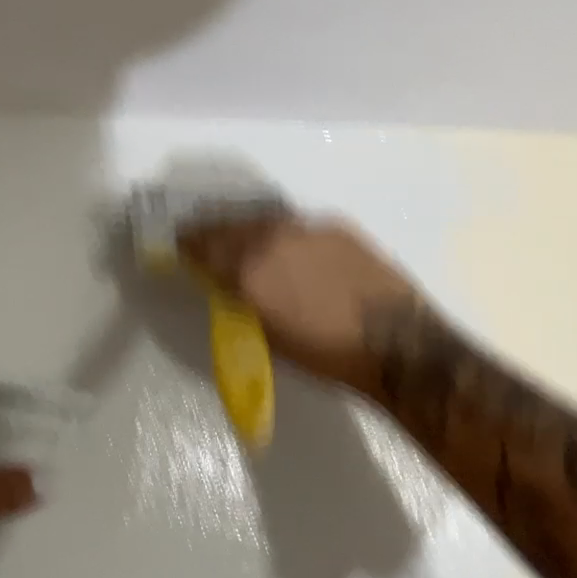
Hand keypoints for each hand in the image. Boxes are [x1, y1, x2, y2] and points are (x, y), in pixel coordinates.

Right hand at [178, 216, 424, 393]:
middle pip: (228, 227)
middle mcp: (270, 240)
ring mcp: (304, 228)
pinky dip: (282, 233)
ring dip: (245, 228)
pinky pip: (296, 225)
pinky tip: (288, 247)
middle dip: (211, 232)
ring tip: (241, 237)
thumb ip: (244, 302)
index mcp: (248, 272)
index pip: (203, 249)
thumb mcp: (270, 337)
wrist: (399, 344)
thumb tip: (230, 286)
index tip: (177, 245)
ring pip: (262, 220)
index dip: (186, 247)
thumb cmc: (329, 357)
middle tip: (201, 237)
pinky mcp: (335, 226)